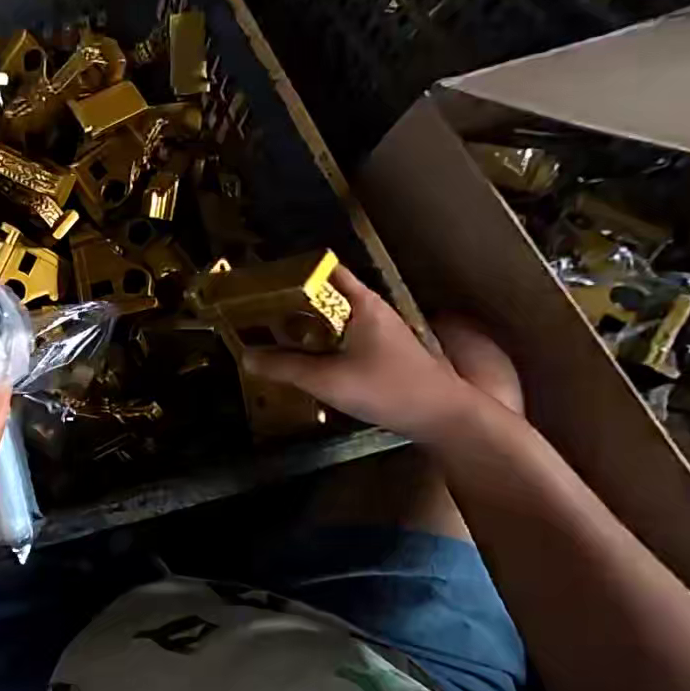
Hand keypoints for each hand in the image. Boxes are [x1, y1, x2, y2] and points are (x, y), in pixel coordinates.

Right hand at [242, 266, 476, 440]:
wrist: (443, 419)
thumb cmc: (387, 389)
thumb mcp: (327, 380)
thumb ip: (284, 367)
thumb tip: (246, 357)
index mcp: (361, 304)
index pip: (323, 271)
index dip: (291, 274)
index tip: (261, 285)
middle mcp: (369, 310)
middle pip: (322, 296)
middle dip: (288, 303)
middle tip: (254, 314)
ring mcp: (376, 332)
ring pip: (329, 319)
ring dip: (301, 326)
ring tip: (268, 336)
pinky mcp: (378, 353)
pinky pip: (338, 338)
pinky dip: (316, 343)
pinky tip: (299, 359)